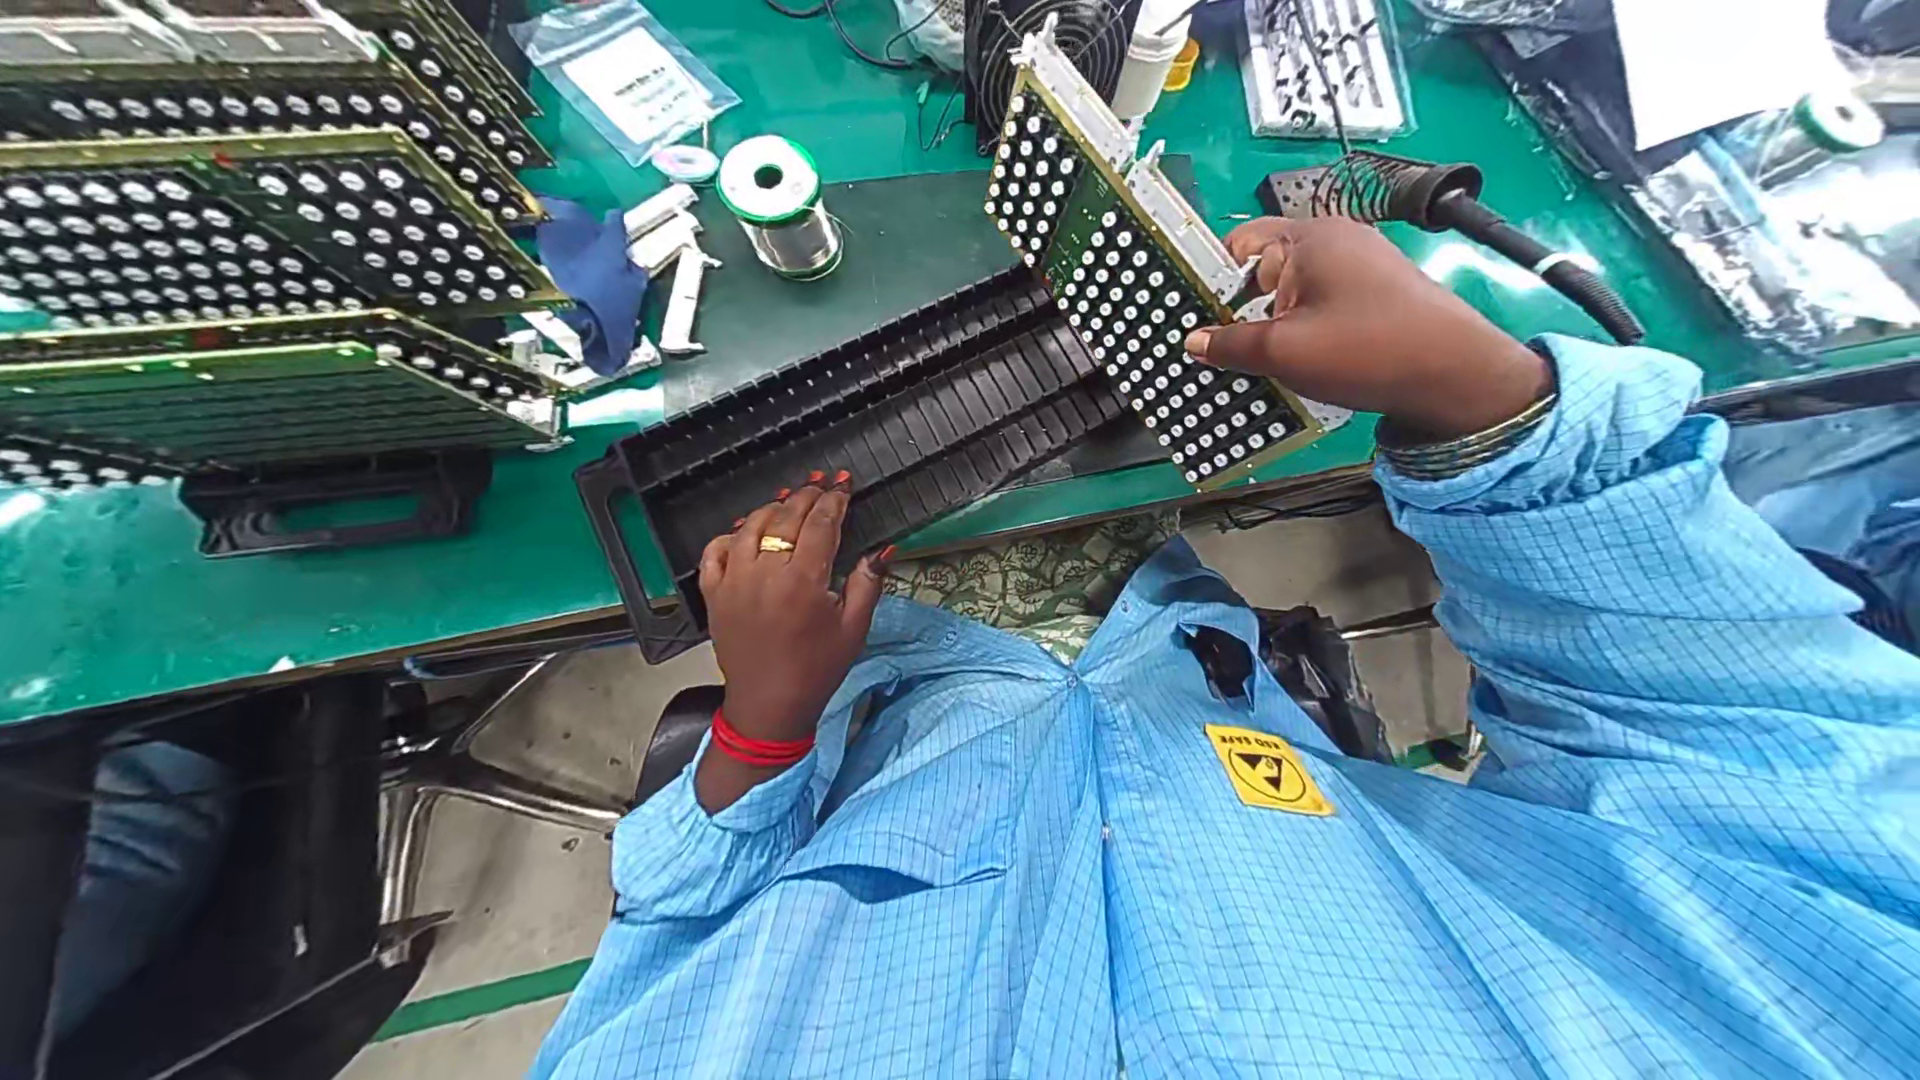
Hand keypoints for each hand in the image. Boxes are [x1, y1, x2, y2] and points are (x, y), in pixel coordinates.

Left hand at [692, 471, 888, 810]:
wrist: (769, 705)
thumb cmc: (818, 668)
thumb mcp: (854, 628)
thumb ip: (867, 583)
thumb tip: (882, 548)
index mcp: (803, 582)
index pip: (820, 524)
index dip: (835, 500)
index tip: (844, 485)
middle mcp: (765, 574)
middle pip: (786, 518)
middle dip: (808, 496)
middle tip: (822, 484)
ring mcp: (734, 581)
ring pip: (750, 526)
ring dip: (773, 508)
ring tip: (790, 500)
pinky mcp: (713, 594)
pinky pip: (716, 550)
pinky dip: (731, 534)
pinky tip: (746, 530)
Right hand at [1184, 217, 1552, 438]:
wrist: (1453, 375)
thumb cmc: (1364, 350)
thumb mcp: (1282, 352)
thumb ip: (1230, 344)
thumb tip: (1193, 341)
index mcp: (1309, 240)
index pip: (1239, 242)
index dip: (1208, 273)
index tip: (1188, 310)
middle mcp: (1334, 242)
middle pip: (1262, 268)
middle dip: (1233, 305)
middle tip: (1209, 342)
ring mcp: (1356, 267)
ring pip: (1287, 291)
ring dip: (1262, 322)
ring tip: (1242, 357)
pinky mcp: (1369, 294)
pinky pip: (1312, 304)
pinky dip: (1292, 328)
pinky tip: (1283, 359)